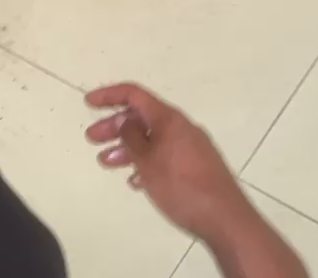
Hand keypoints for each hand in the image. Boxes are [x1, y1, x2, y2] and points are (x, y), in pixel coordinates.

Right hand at [85, 83, 252, 242]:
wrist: (229, 223)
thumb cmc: (182, 186)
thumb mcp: (147, 160)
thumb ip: (131, 137)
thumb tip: (126, 122)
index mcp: (169, 118)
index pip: (133, 94)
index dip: (108, 95)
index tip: (88, 103)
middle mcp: (181, 128)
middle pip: (141, 118)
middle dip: (114, 127)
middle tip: (92, 138)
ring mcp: (192, 148)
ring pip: (152, 139)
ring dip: (127, 148)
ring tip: (107, 163)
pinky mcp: (199, 168)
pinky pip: (165, 156)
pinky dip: (147, 163)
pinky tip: (136, 181)